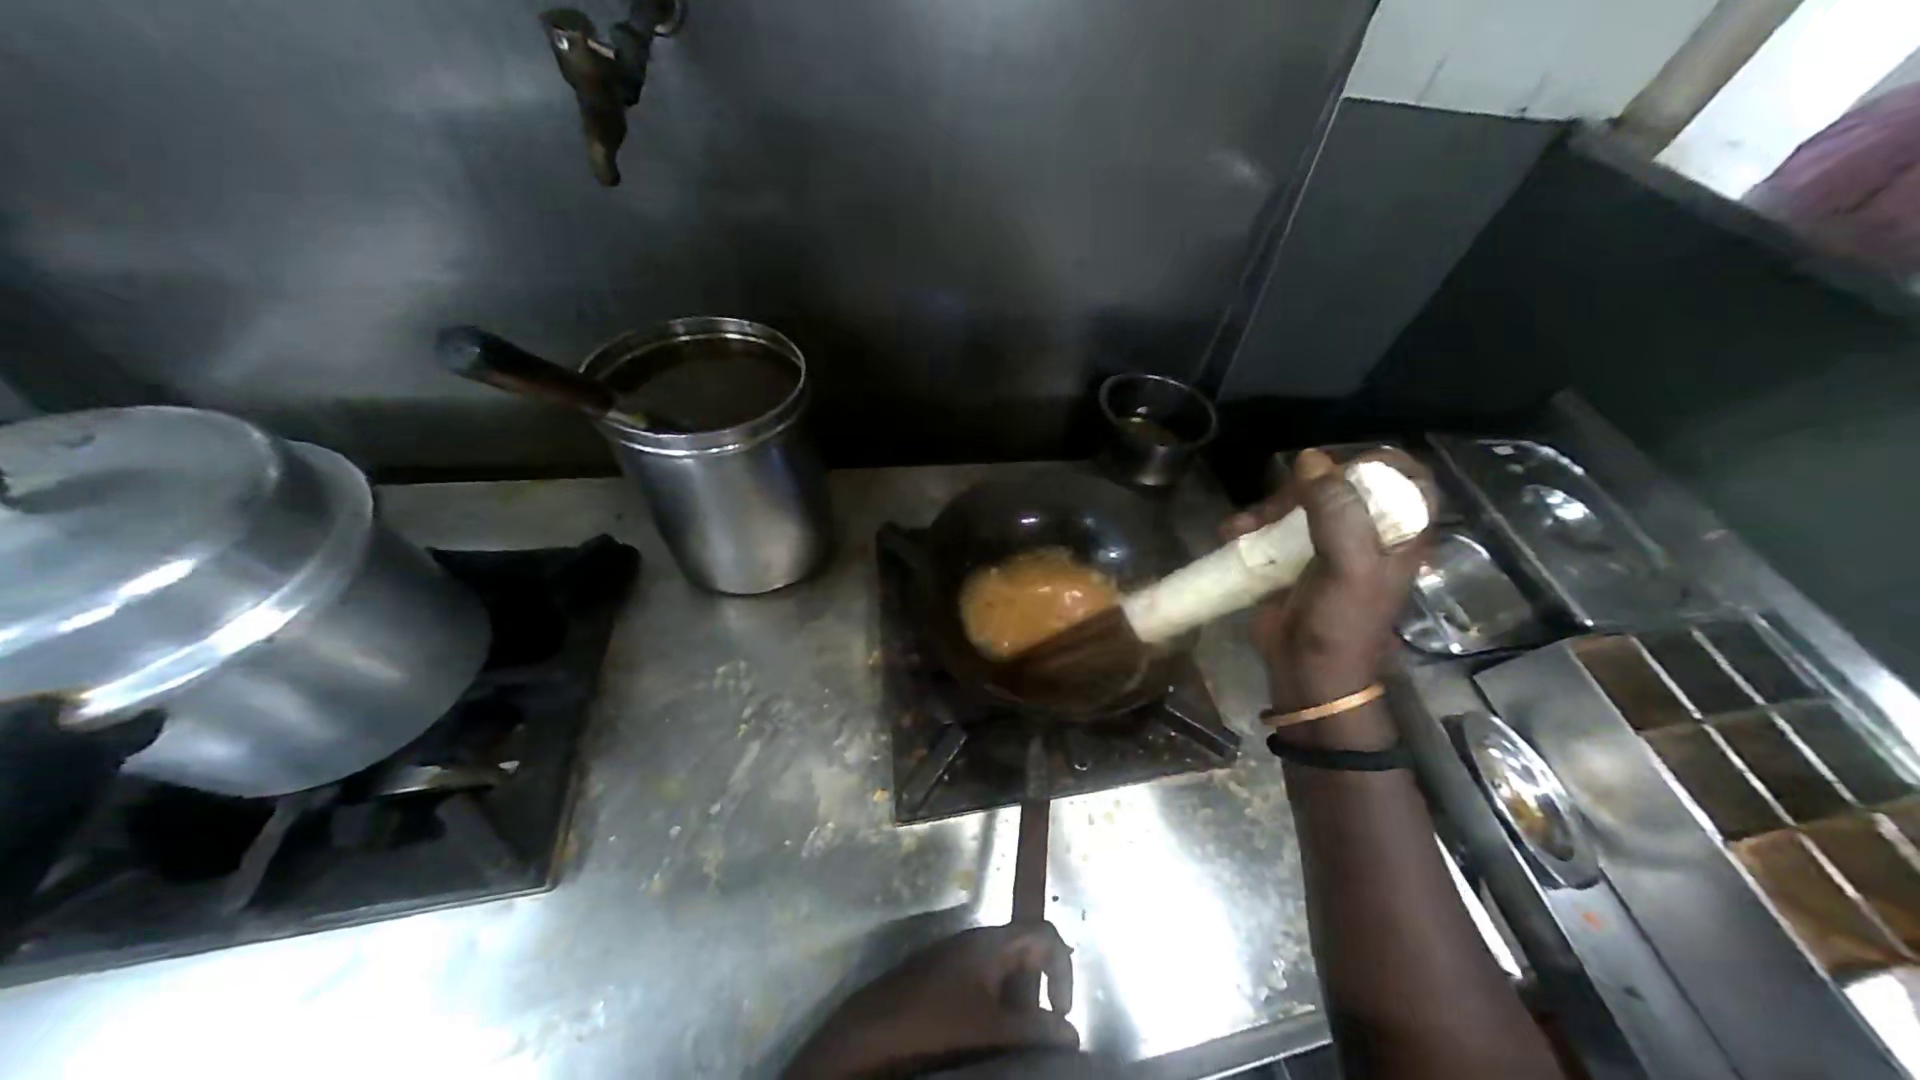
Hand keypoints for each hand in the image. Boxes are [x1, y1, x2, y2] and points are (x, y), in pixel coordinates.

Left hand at [784, 922, 1078, 1079]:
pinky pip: (980, 984)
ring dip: (1017, 1004)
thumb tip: (1071, 1032)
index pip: (1044, 934)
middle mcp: (974, 942)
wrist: (870, 1032)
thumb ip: (1036, 1030)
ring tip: (1014, 1041)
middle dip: (1039, 991)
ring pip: (1002, 972)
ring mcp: (954, 958)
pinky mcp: (939, 978)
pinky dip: (994, 1008)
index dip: (1063, 968)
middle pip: (1024, 953)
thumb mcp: (992, 1030)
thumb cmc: (935, 1023)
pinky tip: (987, 1039)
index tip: (1061, 1012)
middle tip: (1039, 1032)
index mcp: (990, 942)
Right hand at [1221, 447, 1433, 747]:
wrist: (1306, 670)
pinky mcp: (1291, 558)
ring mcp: (1326, 545)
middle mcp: (1366, 533)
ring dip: (1268, 506)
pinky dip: (1250, 525)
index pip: (1402, 478)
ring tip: (1245, 523)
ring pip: (1301, 502)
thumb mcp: (1349, 564)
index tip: (1335, 466)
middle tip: (1281, 501)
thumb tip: (1310, 459)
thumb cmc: (1341, 621)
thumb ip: (1336, 510)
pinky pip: (1272, 527)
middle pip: (1341, 484)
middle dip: (1305, 486)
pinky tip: (1232, 532)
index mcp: (1398, 533)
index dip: (1372, 463)